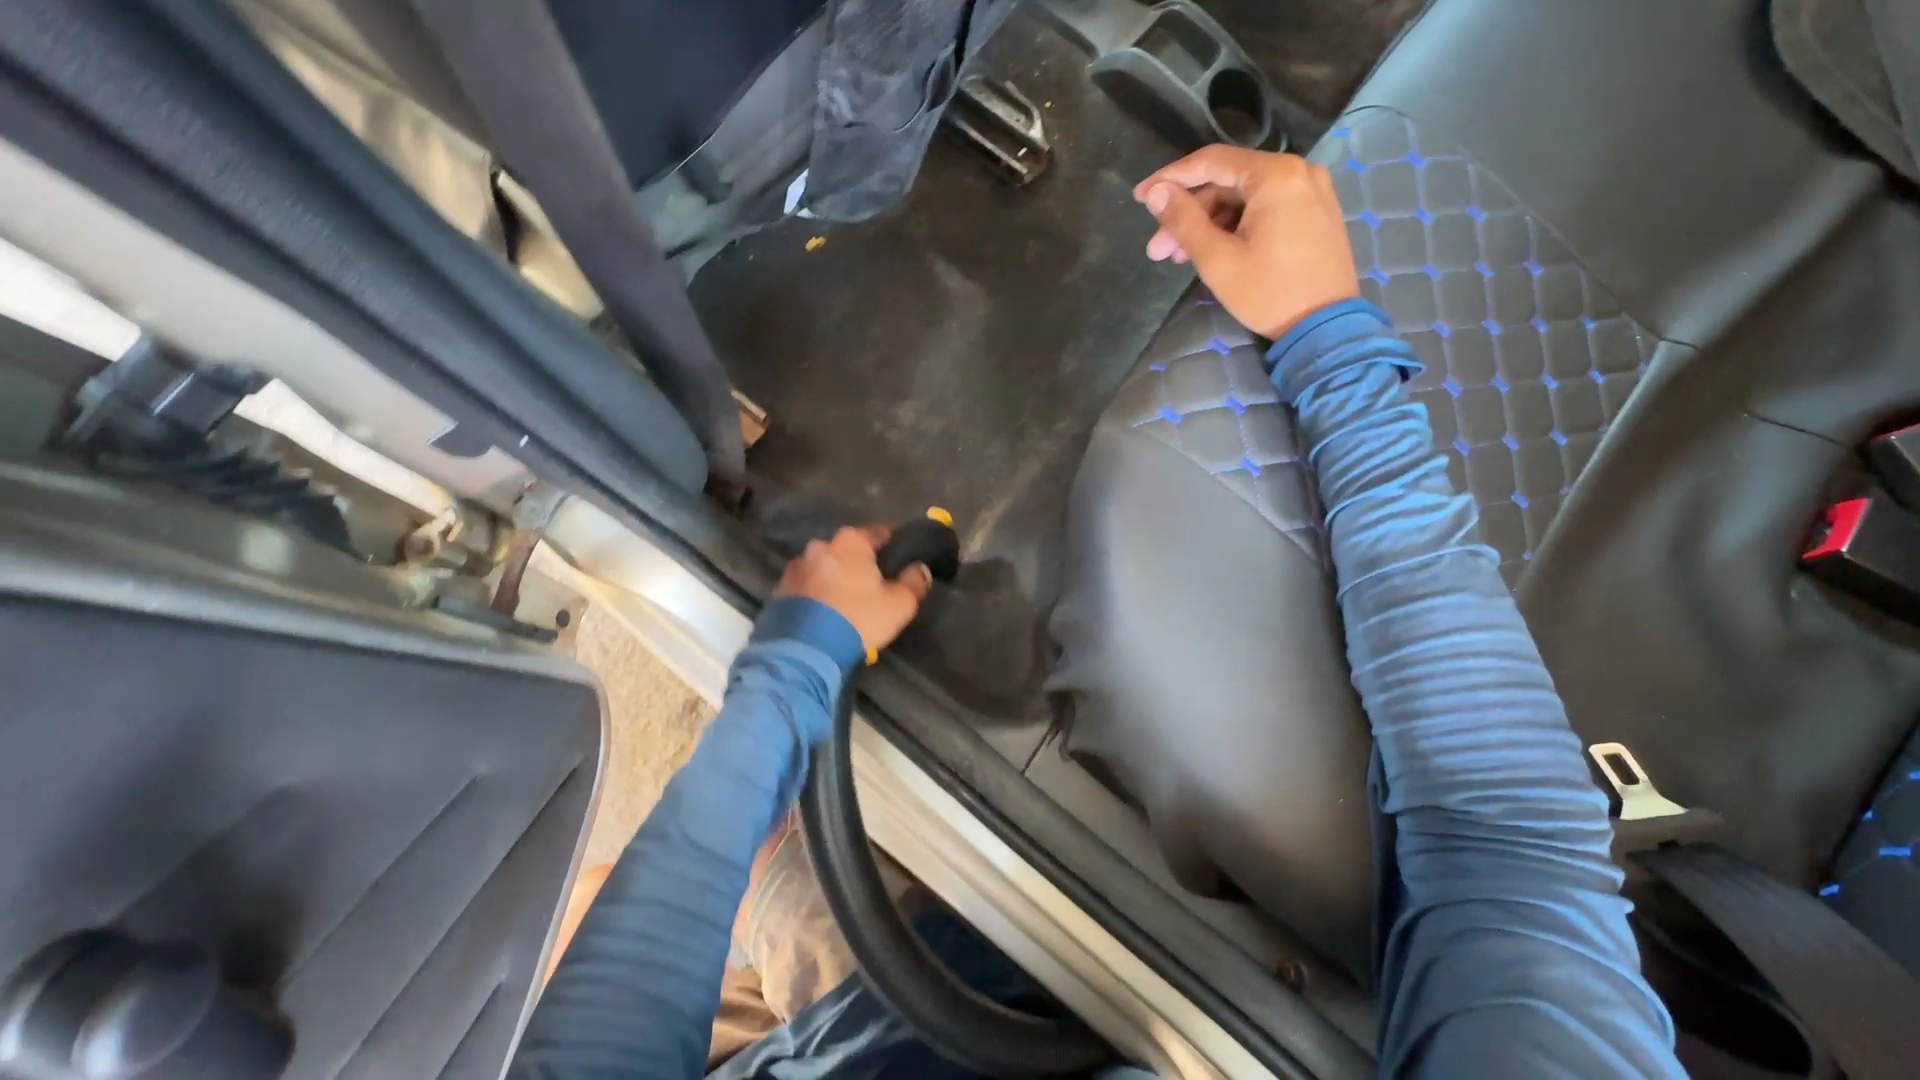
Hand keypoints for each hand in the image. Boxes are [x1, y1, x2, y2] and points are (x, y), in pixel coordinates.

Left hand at [775, 526, 930, 652]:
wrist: (805, 649)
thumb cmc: (859, 618)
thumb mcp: (900, 604)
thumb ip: (914, 582)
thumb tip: (920, 568)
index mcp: (852, 542)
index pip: (880, 533)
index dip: (893, 544)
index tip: (901, 557)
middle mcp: (821, 545)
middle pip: (848, 550)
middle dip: (859, 563)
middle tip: (872, 585)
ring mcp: (797, 566)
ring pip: (824, 567)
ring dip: (834, 578)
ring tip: (844, 602)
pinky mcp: (780, 588)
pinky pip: (806, 585)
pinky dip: (816, 594)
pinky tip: (823, 613)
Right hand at [1134, 146, 1358, 339]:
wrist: (1325, 327)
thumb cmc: (1268, 292)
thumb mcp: (1217, 259)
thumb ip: (1183, 220)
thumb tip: (1155, 192)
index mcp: (1274, 175)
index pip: (1211, 162)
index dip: (1170, 178)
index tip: (1140, 196)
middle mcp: (1297, 171)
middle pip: (1227, 183)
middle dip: (1188, 214)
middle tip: (1158, 248)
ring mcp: (1310, 191)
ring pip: (1244, 199)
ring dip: (1208, 225)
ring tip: (1179, 258)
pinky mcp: (1314, 214)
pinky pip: (1265, 209)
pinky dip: (1235, 227)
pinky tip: (1212, 252)